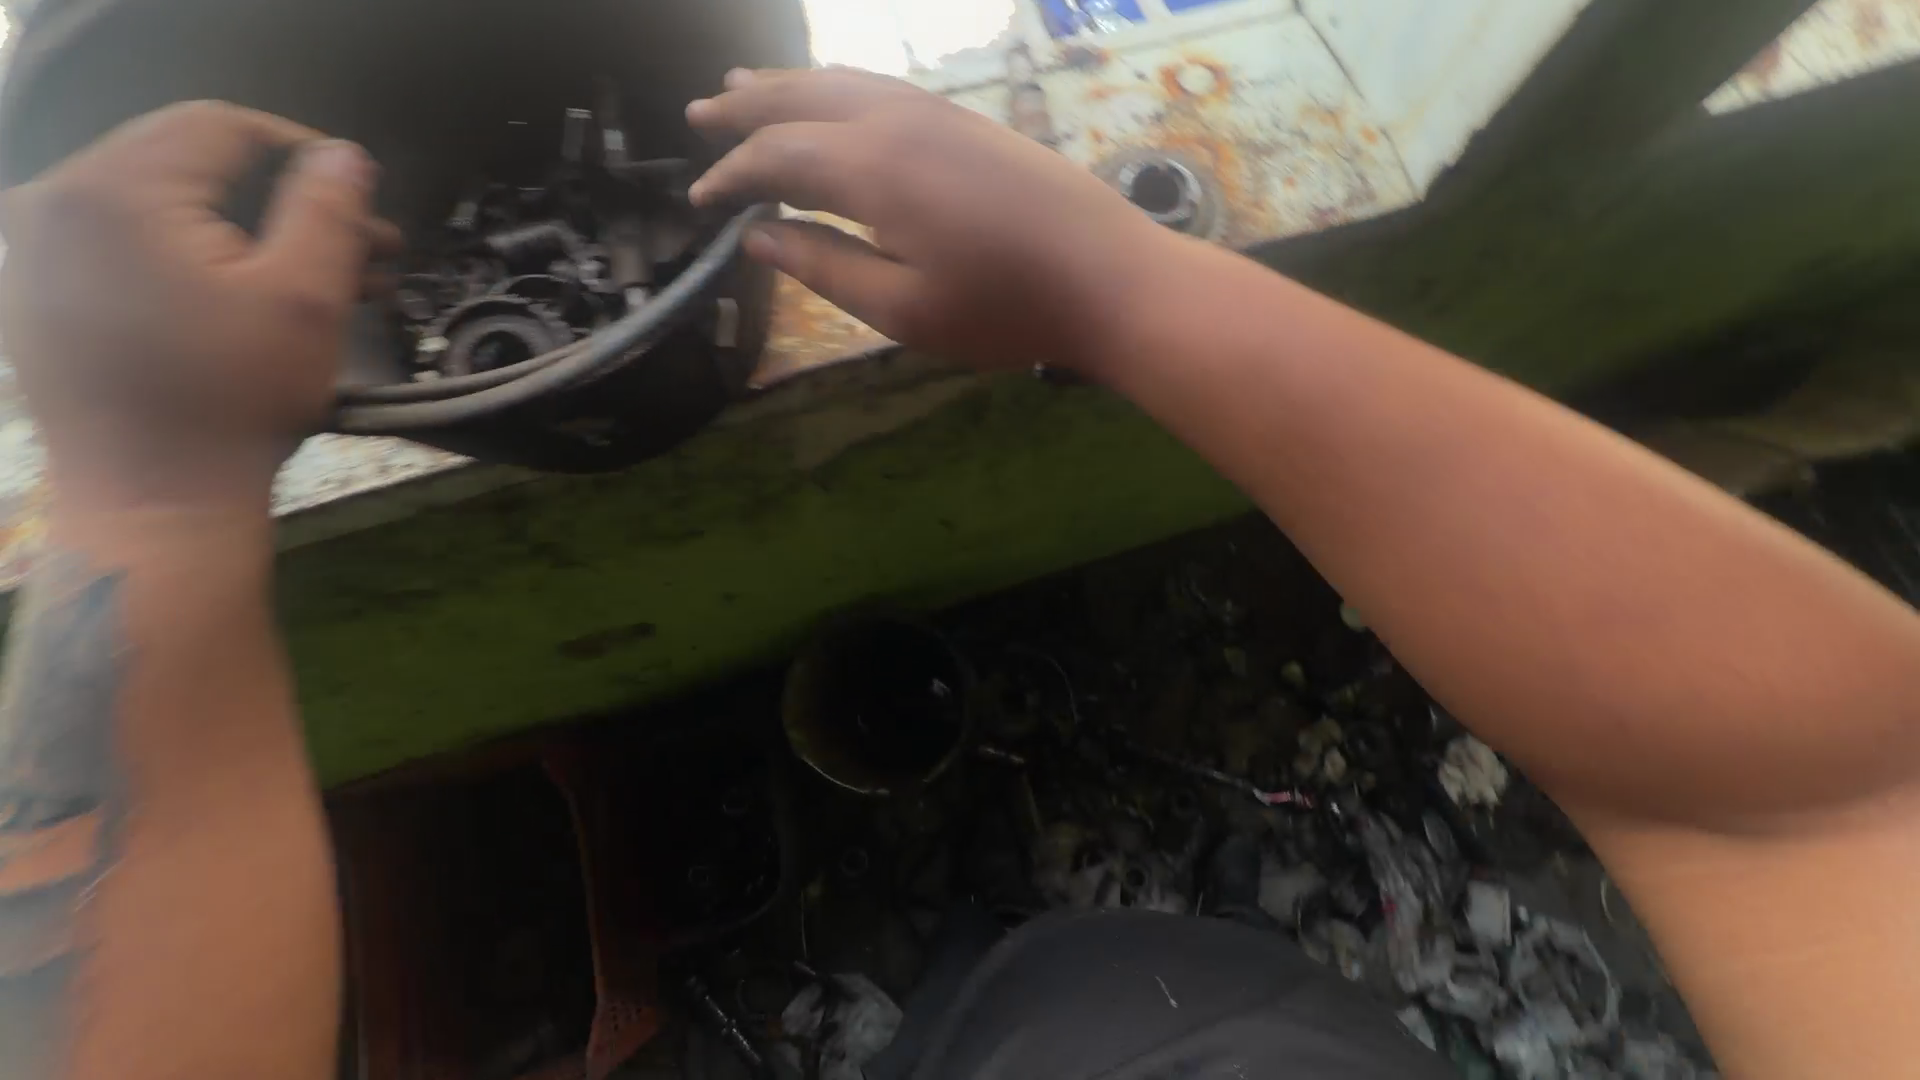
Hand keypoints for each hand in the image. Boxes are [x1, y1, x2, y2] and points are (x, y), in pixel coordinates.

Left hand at [0, 101, 395, 511]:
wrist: (157, 491)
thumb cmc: (241, 392)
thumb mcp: (306, 299)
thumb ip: (328, 215)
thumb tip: (344, 154)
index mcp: (117, 190)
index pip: (217, 127)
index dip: (301, 148)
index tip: (363, 191)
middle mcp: (54, 200)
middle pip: (192, 171)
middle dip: (292, 206)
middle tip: (372, 254)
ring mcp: (36, 250)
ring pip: (169, 215)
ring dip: (258, 239)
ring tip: (333, 285)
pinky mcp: (42, 294)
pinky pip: (136, 251)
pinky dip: (207, 263)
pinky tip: (259, 305)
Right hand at [687, 67, 1175, 373]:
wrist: (1109, 279)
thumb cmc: (1003, 310)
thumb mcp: (903, 310)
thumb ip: (826, 268)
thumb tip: (760, 237)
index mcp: (871, 169)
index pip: (777, 157)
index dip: (731, 176)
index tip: (700, 202)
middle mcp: (897, 122)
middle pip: (803, 99)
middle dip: (747, 109)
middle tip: (701, 113)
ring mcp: (939, 114)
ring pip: (844, 83)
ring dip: (790, 87)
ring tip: (749, 89)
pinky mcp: (970, 122)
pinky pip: (883, 90)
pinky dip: (840, 91)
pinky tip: (835, 105)